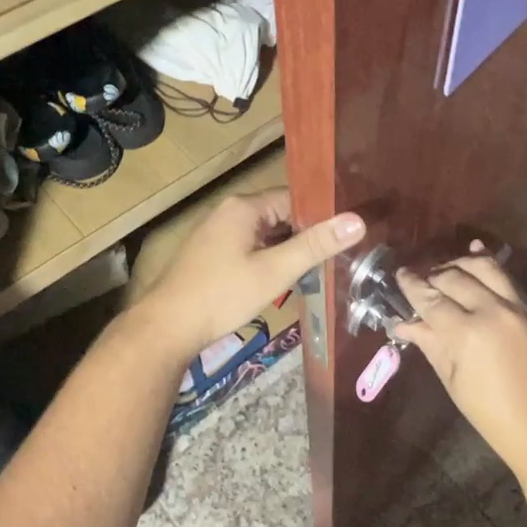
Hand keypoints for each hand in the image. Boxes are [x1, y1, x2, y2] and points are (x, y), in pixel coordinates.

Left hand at [137, 188, 363, 358]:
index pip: (294, 199)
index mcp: (243, 206)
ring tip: (311, 273)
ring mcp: (216, 233)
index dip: (319, 219)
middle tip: (332, 260)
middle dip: (303, 237)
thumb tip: (358, 220)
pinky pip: (249, 248)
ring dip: (284, 252)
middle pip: (280, 216)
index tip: (342, 239)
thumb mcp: (274, 271)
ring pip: (265, 234)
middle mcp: (228, 211)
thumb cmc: (222, 295)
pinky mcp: (210, 254)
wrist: (168, 327)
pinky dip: (266, 261)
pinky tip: (278, 282)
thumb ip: (315, 245)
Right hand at [391, 243, 526, 474]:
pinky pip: (506, 279)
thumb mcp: (453, 381)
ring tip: (445, 271)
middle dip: (432, 276)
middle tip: (418, 281)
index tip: (398, 275)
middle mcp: (491, 311)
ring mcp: (516, 308)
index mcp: (467, 333)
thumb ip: (431, 345)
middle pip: (454, 278)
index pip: (430, 299)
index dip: (411, 286)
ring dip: (460, 264)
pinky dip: (488, 266)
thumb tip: (404, 324)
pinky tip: (477, 255)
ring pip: (484, 268)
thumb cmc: (492, 416)